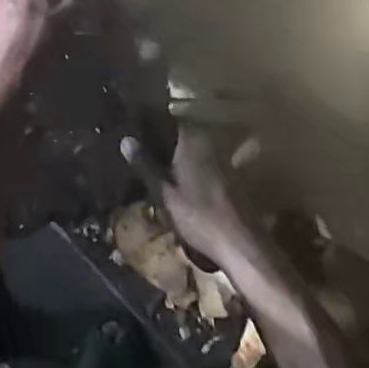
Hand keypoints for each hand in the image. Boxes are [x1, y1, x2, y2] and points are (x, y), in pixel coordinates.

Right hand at [124, 126, 245, 263]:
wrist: (242, 246)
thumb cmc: (199, 215)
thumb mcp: (164, 192)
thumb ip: (145, 164)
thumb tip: (126, 139)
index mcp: (193, 142)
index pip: (171, 121)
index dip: (153, 124)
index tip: (136, 129)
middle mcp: (211, 145)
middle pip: (184, 135)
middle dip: (166, 141)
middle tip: (144, 149)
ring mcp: (226, 162)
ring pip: (197, 150)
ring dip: (180, 156)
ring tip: (159, 167)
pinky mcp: (234, 180)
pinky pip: (207, 165)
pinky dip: (194, 170)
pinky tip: (183, 184)